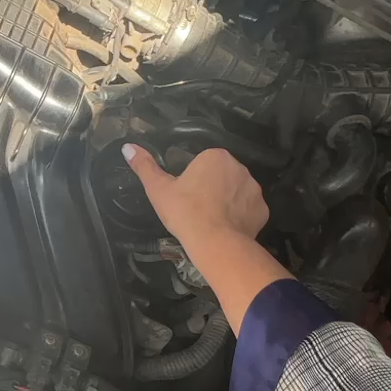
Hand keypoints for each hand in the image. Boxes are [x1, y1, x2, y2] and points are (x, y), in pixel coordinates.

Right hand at [121, 144, 289, 335]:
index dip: (193, 180)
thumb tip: (127, 147)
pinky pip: (249, 210)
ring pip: (237, 193)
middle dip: (212, 189)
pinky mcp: (262, 210)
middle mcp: (239, 166)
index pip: (202, 164)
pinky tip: (227, 229)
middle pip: (221, 176)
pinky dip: (241, 218)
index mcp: (215, 156)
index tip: (186, 197)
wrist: (215, 243)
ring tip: (212, 222)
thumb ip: (144, 166)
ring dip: (227, 203)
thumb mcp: (158, 189)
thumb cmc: (184, 212)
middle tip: (197, 210)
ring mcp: (254, 188)